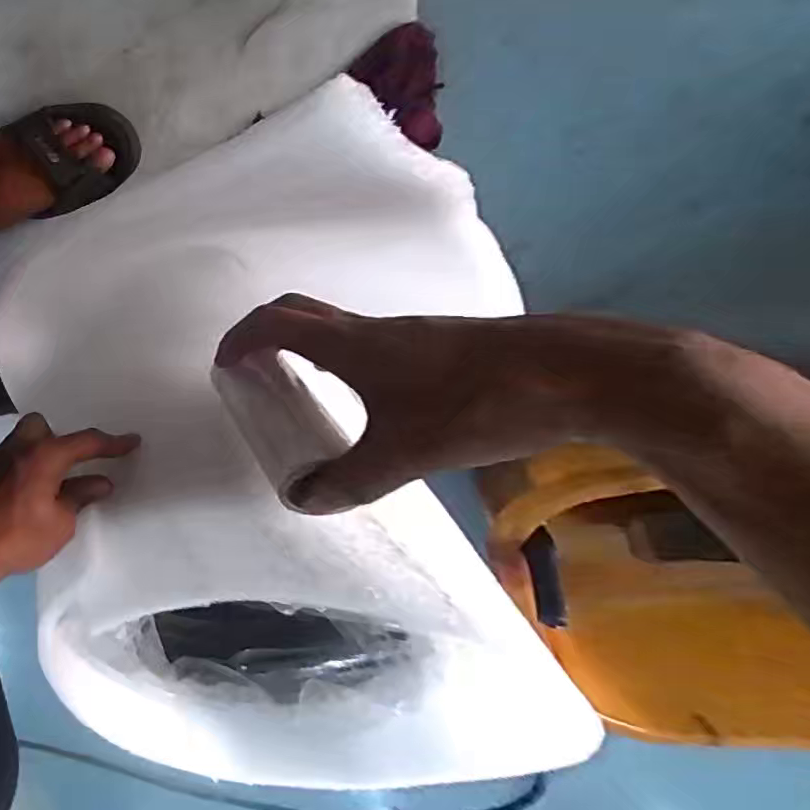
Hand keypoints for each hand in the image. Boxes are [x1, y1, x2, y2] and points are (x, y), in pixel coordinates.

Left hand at [0, 414, 140, 578]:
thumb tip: (100, 482)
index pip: (84, 442)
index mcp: (43, 455)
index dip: (111, 443)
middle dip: (58, 439)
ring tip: (46, 481)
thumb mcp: (60, 524)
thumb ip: (80, 497)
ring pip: (19, 440)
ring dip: (36, 453)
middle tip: (70, 464)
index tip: (131, 441)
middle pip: (41, 426)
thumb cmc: (17, 538)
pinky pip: (4, 459)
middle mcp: (16, 447)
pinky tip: (21, 492)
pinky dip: (18, 468)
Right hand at [215, 294, 711, 513]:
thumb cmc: (478, 406)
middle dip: (262, 330)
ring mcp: (406, 331)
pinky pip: (365, 336)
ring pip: (334, 322)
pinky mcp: (437, 342)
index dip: (240, 339)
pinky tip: (364, 393)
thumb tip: (301, 500)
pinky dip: (339, 352)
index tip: (225, 364)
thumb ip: (347, 480)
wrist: (584, 375)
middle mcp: (370, 329)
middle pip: (297, 309)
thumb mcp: (405, 454)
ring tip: (299, 383)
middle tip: (251, 364)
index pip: (273, 323)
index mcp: (348, 345)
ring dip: (302, 341)